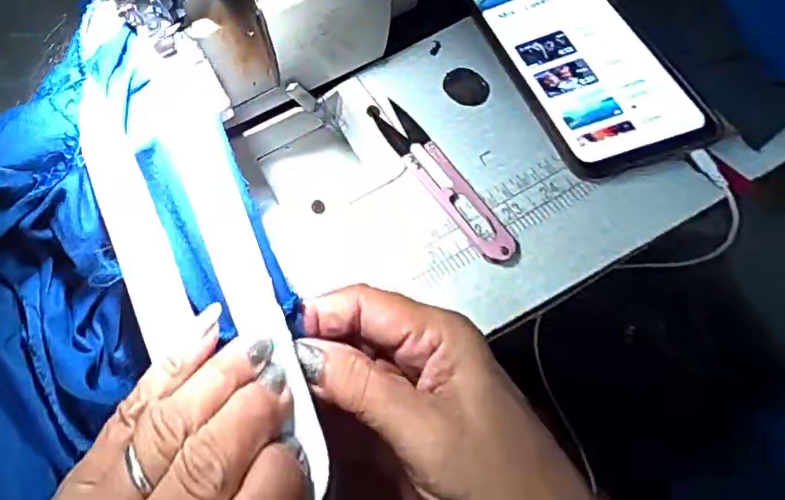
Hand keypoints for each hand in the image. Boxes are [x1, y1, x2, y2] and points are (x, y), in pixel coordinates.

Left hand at [56, 304, 307, 499]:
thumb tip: (288, 467)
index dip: (280, 467)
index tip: (299, 445)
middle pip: (205, 457)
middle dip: (251, 410)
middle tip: (281, 377)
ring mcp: (106, 495)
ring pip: (167, 422)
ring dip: (215, 376)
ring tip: (252, 345)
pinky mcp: (83, 473)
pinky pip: (129, 409)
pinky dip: (166, 367)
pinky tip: (199, 333)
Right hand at [296, 285, 590, 499]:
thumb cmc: (507, 484)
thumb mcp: (428, 431)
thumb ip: (364, 385)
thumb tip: (307, 350)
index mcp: (436, 333)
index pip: (362, 302)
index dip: (318, 313)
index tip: (277, 335)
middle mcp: (421, 351)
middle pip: (351, 336)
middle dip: (314, 355)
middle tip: (277, 377)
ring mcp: (412, 390)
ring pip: (349, 374)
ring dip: (320, 390)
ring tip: (288, 404)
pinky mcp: (405, 425)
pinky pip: (357, 409)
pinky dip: (333, 419)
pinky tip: (312, 430)